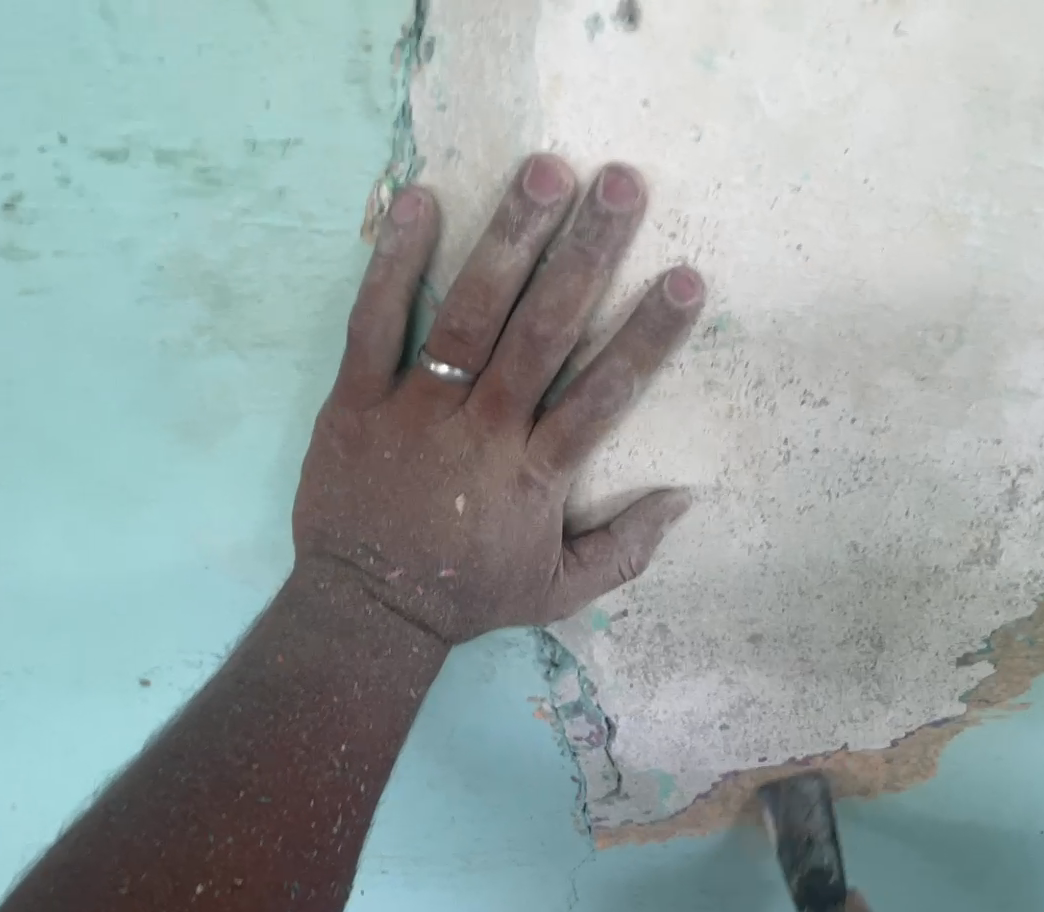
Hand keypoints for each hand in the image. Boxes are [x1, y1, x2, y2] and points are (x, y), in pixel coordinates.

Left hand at [294, 155, 704, 643]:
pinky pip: (375, 323)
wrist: (369, 609)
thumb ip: (627, 549)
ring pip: (469, 314)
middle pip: (543, 333)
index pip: (604, 395)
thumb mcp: (562, 592)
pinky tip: (423, 199)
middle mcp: (484, 430)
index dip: (648, 336)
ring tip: (546, 169)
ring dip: (509, 239)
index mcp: (536, 475)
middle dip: (587, 256)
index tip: (686, 280)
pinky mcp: (357, 400)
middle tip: (622, 185)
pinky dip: (395, 263)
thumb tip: (684, 497)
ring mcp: (417, 409)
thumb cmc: (471, 594)